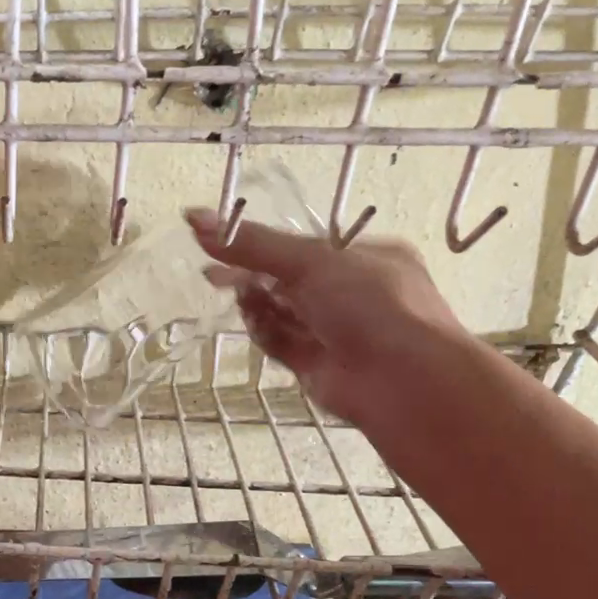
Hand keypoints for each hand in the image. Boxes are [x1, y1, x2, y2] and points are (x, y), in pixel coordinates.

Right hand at [186, 207, 480, 428]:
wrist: (404, 380)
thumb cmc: (370, 305)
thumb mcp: (311, 262)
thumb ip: (252, 245)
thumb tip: (194, 218)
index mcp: (363, 257)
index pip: (303, 248)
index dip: (261, 246)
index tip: (221, 245)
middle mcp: (350, 293)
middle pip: (288, 281)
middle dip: (252, 278)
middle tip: (213, 277)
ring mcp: (333, 331)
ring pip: (282, 314)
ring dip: (258, 306)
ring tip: (242, 299)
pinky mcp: (315, 365)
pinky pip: (282, 344)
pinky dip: (265, 334)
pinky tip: (254, 324)